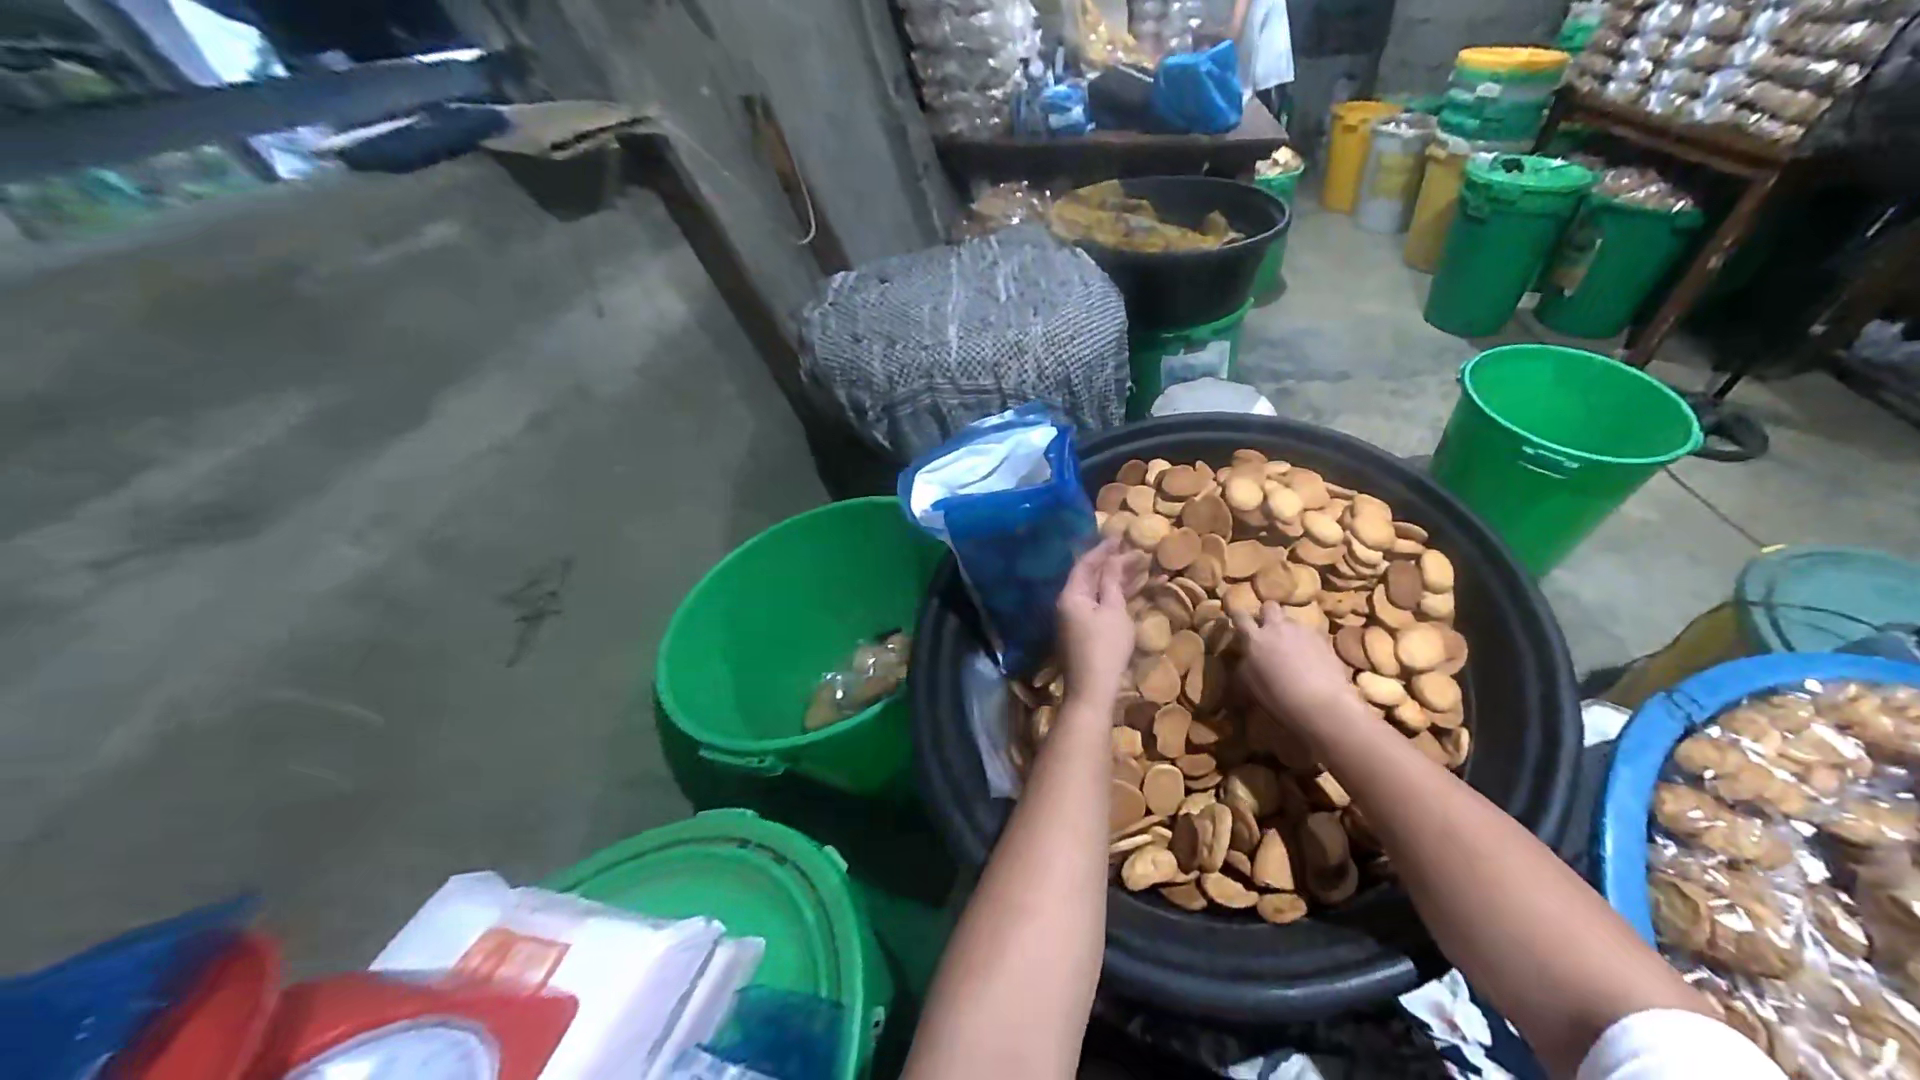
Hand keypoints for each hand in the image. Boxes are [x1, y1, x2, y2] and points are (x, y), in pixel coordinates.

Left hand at [1056, 539, 1145, 702]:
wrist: (1092, 690)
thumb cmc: (1104, 647)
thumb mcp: (1113, 611)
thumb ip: (1112, 582)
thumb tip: (1113, 560)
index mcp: (1070, 595)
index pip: (1085, 564)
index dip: (1103, 550)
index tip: (1120, 537)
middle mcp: (1069, 604)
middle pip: (1092, 577)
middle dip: (1115, 564)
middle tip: (1138, 551)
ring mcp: (1077, 620)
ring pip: (1100, 592)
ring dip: (1120, 580)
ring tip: (1144, 567)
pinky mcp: (1086, 633)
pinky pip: (1102, 607)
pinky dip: (1118, 598)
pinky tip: (1137, 593)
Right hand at [1233, 601, 1364, 735]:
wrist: (1321, 703)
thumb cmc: (1277, 696)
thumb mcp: (1249, 683)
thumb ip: (1245, 664)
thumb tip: (1245, 656)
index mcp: (1255, 638)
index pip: (1240, 616)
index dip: (1236, 614)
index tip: (1234, 615)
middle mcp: (1277, 627)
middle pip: (1269, 606)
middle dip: (1266, 613)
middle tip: (1266, 629)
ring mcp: (1302, 631)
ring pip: (1291, 619)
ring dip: (1287, 628)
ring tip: (1290, 645)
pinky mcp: (1322, 638)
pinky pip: (1309, 632)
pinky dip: (1305, 640)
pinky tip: (1309, 657)